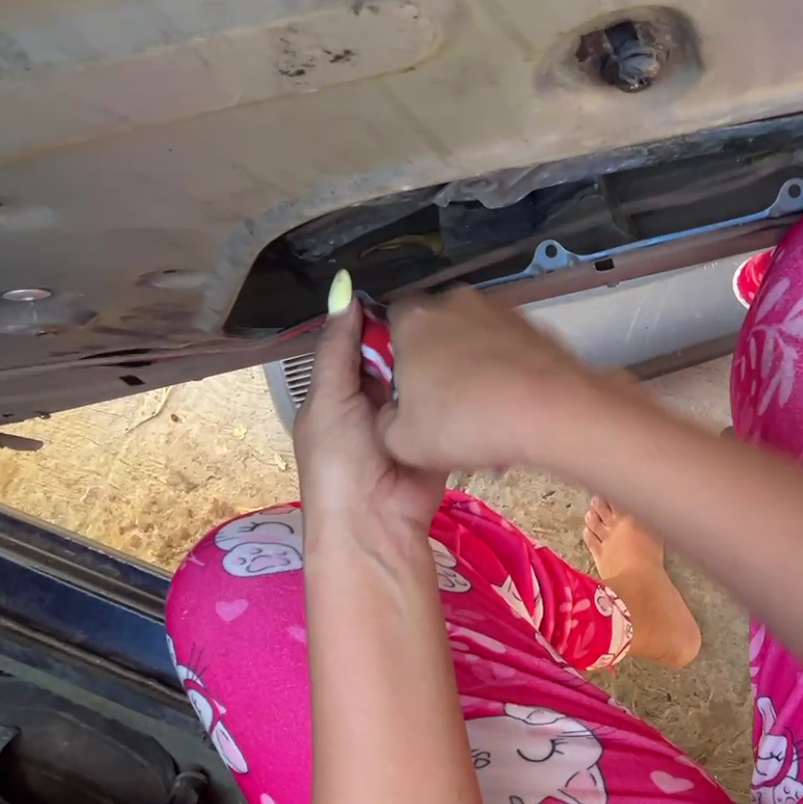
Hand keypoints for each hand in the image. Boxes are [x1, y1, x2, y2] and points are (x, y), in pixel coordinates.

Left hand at [293, 273, 444, 535]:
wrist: (377, 520)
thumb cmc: (339, 459)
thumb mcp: (329, 398)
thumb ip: (339, 346)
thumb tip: (343, 289)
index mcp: (339, 387)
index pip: (358, 339)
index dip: (377, 314)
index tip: (403, 282)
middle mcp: (374, 396)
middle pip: (395, 353)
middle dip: (411, 334)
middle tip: (439, 300)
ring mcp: (408, 413)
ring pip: (423, 373)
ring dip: (436, 356)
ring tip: (460, 322)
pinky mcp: (437, 427)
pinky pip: (446, 398)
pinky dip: (454, 383)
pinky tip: (473, 357)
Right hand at [379, 288, 614, 471]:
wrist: (551, 411)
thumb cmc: (464, 422)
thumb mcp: (402, 440)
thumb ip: (384, 421)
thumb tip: (394, 412)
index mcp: (412, 317)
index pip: (389, 325)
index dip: (395, 360)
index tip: (406, 393)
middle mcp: (454, 301)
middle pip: (435, 331)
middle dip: (437, 366)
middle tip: (446, 410)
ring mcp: (500, 309)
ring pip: (474, 341)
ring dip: (474, 372)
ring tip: (486, 417)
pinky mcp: (535, 326)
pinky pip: (508, 350)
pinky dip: (507, 373)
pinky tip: (514, 410)